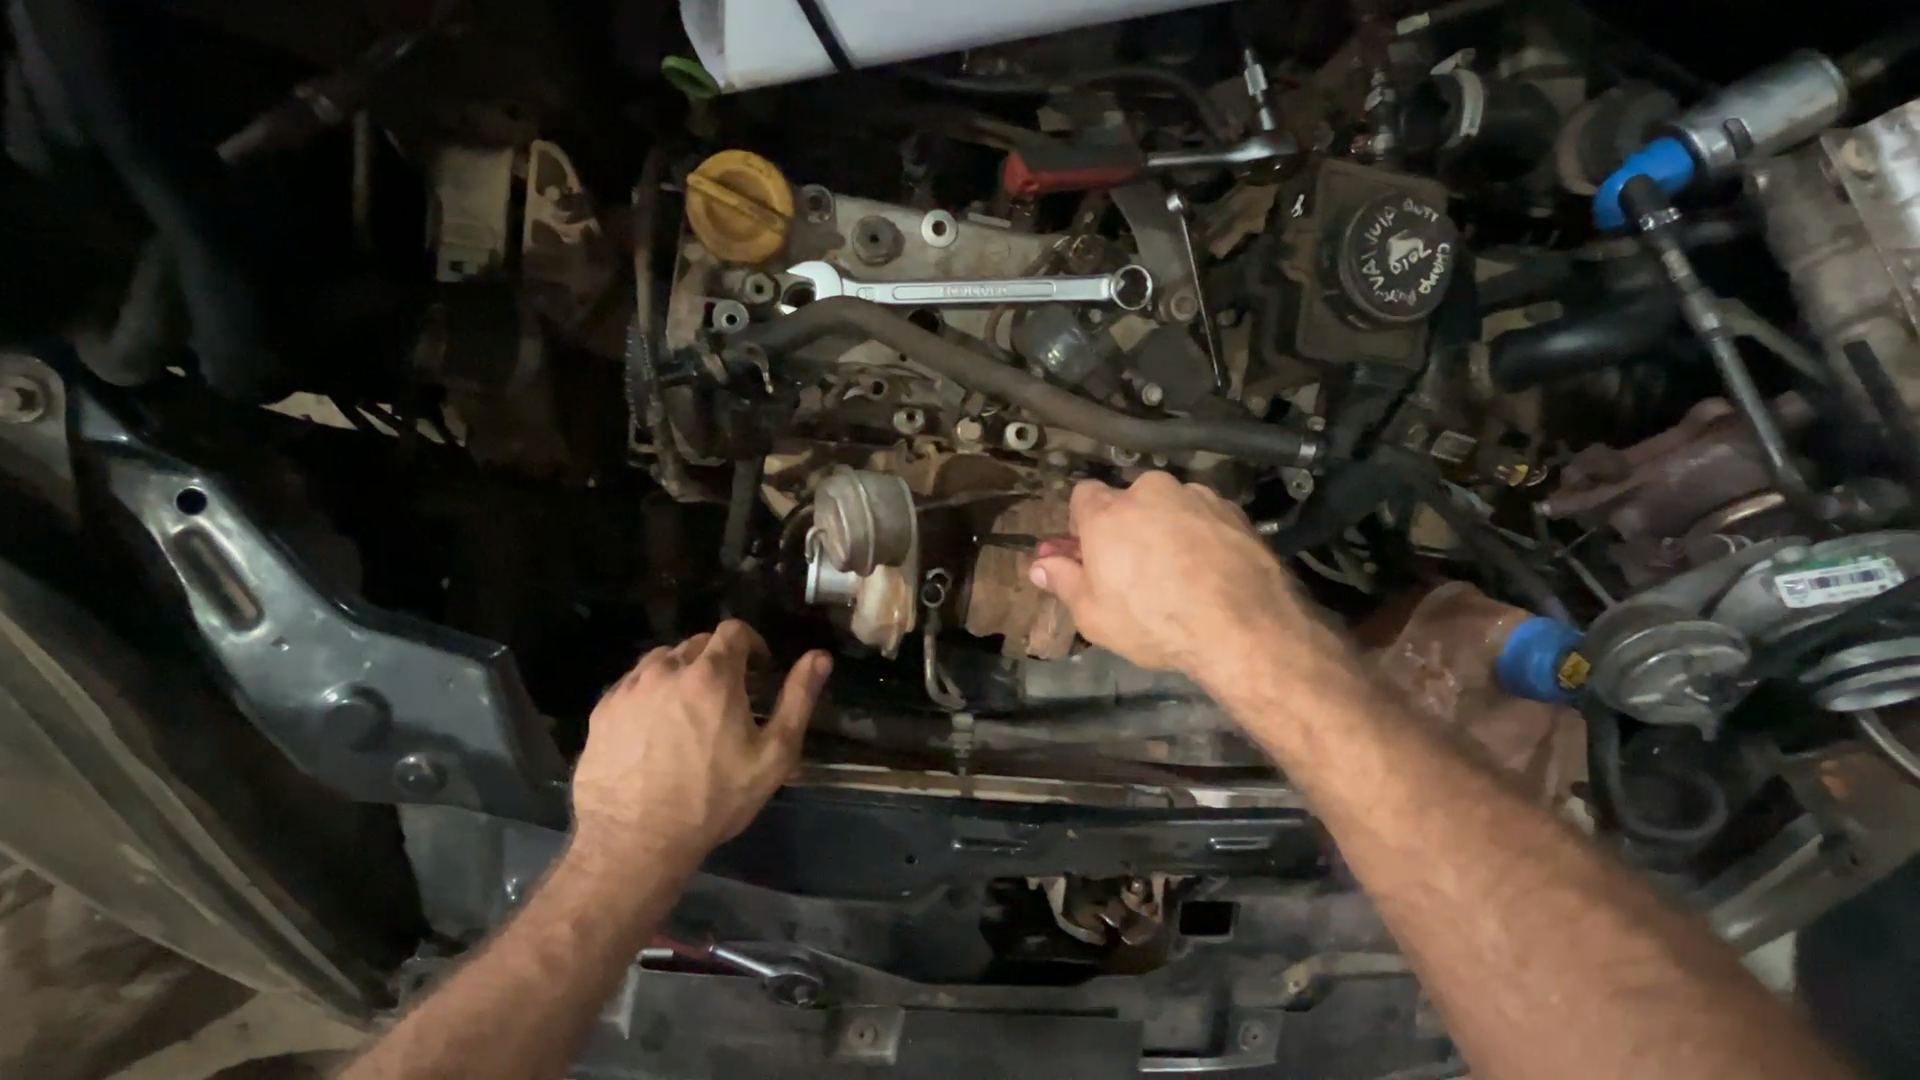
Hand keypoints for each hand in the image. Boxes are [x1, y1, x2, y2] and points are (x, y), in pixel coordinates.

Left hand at [570, 621, 831, 871]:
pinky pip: (633, 685)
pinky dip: (650, 693)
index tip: (758, 669)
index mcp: (713, 675)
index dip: (751, 643)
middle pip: (697, 644)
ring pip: (662, 661)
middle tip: (728, 697)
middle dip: (718, 661)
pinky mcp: (602, 711)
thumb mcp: (774, 755)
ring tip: (690, 710)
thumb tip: (820, 656)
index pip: (733, 630)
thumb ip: (798, 699)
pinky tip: (656, 728)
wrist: (634, 841)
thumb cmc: (713, 799)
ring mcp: (630, 688)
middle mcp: (668, 669)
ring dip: (682, 673)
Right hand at [1028, 472, 1323, 685]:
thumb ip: (1063, 581)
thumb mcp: (1093, 614)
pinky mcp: (1235, 512)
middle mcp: (1151, 491)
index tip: (1090, 551)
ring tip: (1178, 572)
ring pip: (1171, 506)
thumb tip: (1039, 565)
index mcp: (1108, 512)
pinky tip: (1209, 570)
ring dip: (1167, 527)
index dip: (1084, 523)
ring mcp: (1197, 497)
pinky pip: (1206, 517)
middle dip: (1129, 524)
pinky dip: (1202, 535)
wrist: (1242, 627)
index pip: (1083, 495)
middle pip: (1130, 500)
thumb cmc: (1154, 622)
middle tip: (1135, 566)